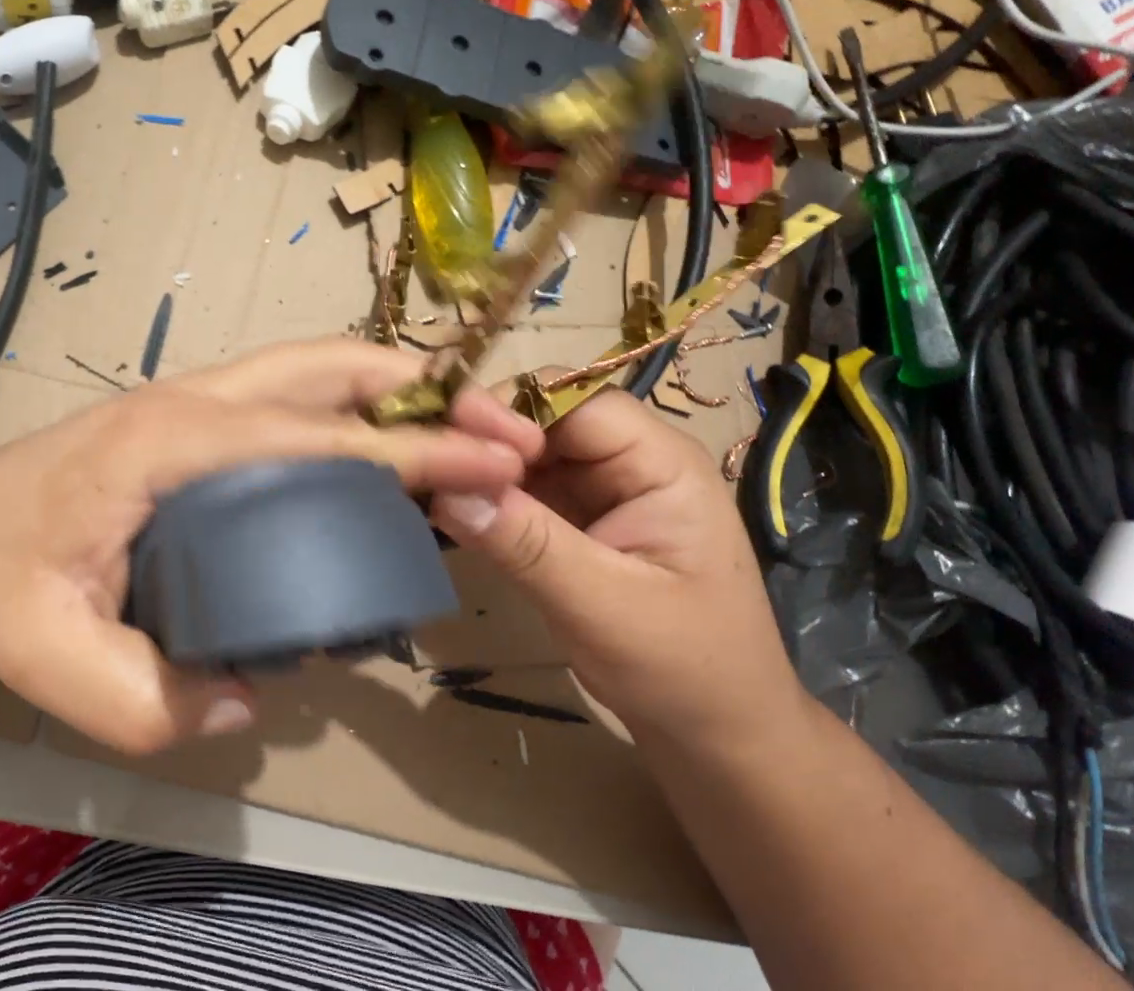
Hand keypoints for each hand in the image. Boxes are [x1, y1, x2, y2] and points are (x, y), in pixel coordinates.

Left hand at [0, 339, 544, 754]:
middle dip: (424, 389)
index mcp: (166, 443)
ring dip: (394, 385)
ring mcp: (188, 400)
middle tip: (501, 431)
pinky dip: (354, 403)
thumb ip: (150, 704)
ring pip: (311, 367)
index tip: (495, 467)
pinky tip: (383, 449)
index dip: (410, 452)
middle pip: (326, 367)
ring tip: (464, 432)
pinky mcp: (188, 417)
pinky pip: (289, 392)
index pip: (313, 436)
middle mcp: (188, 401)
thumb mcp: (55, 667)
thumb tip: (251, 703)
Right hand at [431, 385, 806, 748]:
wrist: (715, 731)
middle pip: (543, 422)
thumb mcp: (602, 607)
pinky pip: (521, 495)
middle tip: (421, 466)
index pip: (576, 403)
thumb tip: (446, 488)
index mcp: (661, 464)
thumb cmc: (683, 669)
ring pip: (524, 458)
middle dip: (484, 439)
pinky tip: (443, 512)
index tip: (451, 445)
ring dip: (476, 469)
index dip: (512, 415)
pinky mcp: (575, 524)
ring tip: (419, 484)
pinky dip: (484, 500)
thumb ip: (526, 544)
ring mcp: (600, 494)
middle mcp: (628, 464)